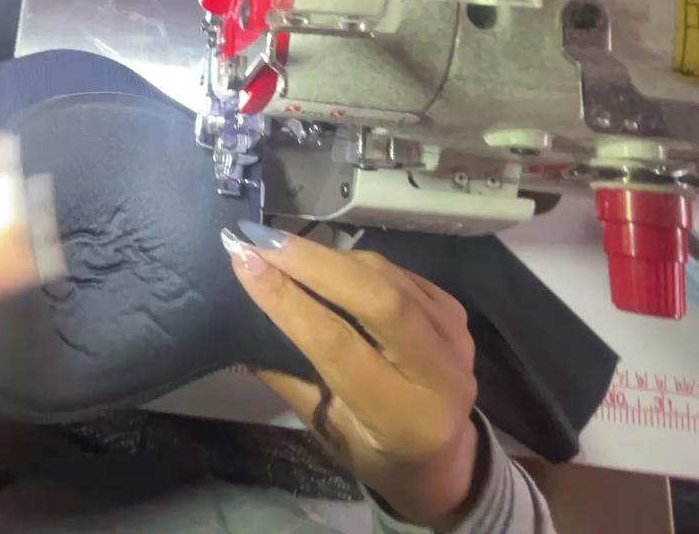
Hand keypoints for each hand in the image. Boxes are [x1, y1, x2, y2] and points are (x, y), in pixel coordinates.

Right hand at [223, 222, 480, 526]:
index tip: (243, 261)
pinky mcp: (455, 312)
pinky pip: (396, 271)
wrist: (446, 460)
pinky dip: (354, 260)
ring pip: (384, 274)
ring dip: (328, 254)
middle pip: (374, 297)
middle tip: (261, 238)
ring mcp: (453, 337)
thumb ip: (287, 371)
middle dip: (311, 261)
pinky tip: (323, 260)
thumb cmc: (374, 451)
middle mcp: (438, 373)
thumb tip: (243, 307)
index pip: (336, 343)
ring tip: (282, 245)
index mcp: (401, 416)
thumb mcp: (325, 428)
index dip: (286, 298)